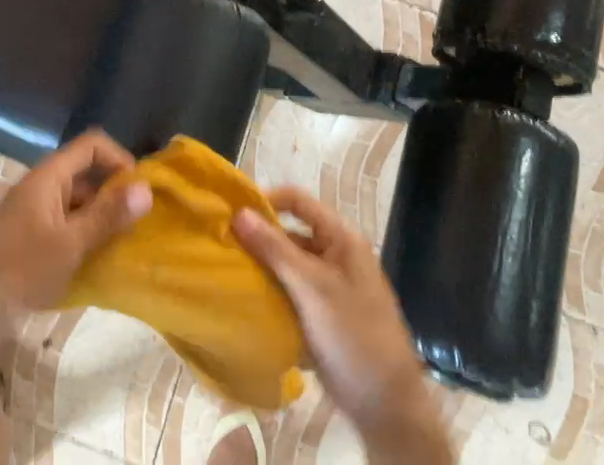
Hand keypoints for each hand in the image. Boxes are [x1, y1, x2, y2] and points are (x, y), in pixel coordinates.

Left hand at [0, 130, 152, 349]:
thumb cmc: (18, 271)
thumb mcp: (70, 244)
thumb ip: (108, 215)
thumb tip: (147, 187)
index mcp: (48, 177)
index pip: (91, 145)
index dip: (120, 158)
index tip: (140, 190)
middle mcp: (40, 186)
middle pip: (86, 172)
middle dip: (115, 191)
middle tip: (140, 221)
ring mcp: (33, 211)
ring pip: (77, 200)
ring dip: (102, 215)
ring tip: (127, 242)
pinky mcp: (29, 236)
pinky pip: (66, 222)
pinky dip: (85, 233)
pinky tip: (100, 259)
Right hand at [233, 189, 444, 452]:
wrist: (385, 403)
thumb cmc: (353, 334)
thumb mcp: (313, 288)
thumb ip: (275, 249)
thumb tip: (239, 213)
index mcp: (341, 238)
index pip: (298, 201)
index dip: (265, 201)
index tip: (230, 214)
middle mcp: (334, 255)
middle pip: (289, 232)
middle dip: (257, 237)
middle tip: (219, 246)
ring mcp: (327, 285)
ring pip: (285, 263)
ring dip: (259, 266)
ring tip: (223, 270)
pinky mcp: (318, 313)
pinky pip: (287, 290)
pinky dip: (267, 290)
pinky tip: (242, 297)